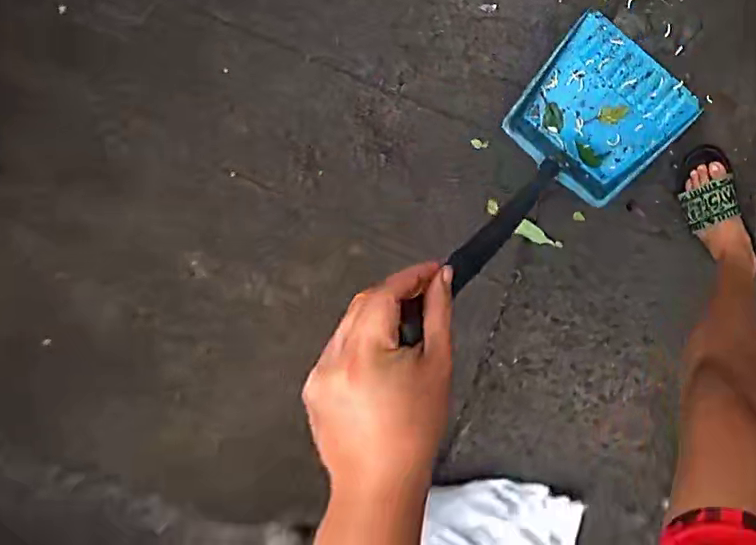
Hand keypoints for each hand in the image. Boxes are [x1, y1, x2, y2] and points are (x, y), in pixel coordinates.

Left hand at [304, 261, 453, 495]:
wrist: (380, 485)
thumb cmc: (413, 431)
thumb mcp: (438, 362)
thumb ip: (439, 312)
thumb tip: (441, 279)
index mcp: (362, 353)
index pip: (385, 292)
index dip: (413, 275)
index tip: (435, 270)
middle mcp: (332, 360)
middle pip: (365, 302)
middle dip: (397, 290)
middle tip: (428, 292)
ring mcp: (318, 376)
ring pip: (351, 321)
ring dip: (380, 312)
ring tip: (411, 325)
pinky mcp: (314, 389)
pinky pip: (340, 345)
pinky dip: (364, 336)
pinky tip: (388, 351)